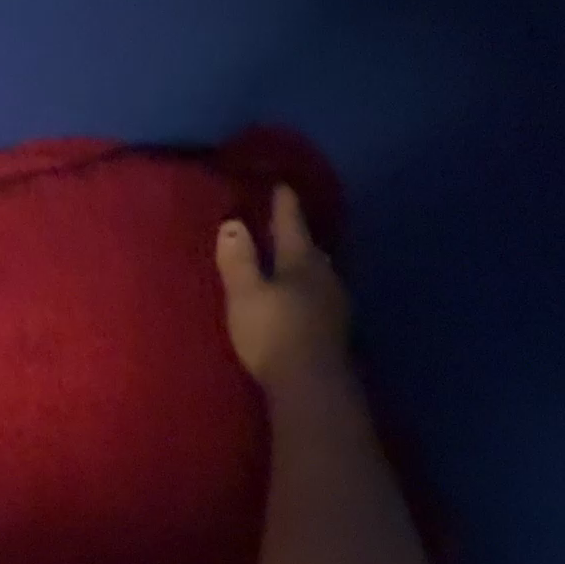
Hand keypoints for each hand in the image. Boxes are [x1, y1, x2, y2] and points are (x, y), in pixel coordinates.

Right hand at [215, 184, 350, 390]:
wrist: (308, 377)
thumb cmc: (271, 331)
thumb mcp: (244, 295)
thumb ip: (238, 260)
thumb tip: (231, 222)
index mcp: (301, 261)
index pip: (290, 224)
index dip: (283, 205)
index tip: (279, 186)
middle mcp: (323, 273)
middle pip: (308, 246)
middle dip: (294, 234)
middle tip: (281, 223)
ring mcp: (333, 298)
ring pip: (316, 270)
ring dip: (301, 262)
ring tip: (287, 260)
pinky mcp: (332, 323)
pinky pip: (317, 293)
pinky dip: (305, 287)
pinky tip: (299, 295)